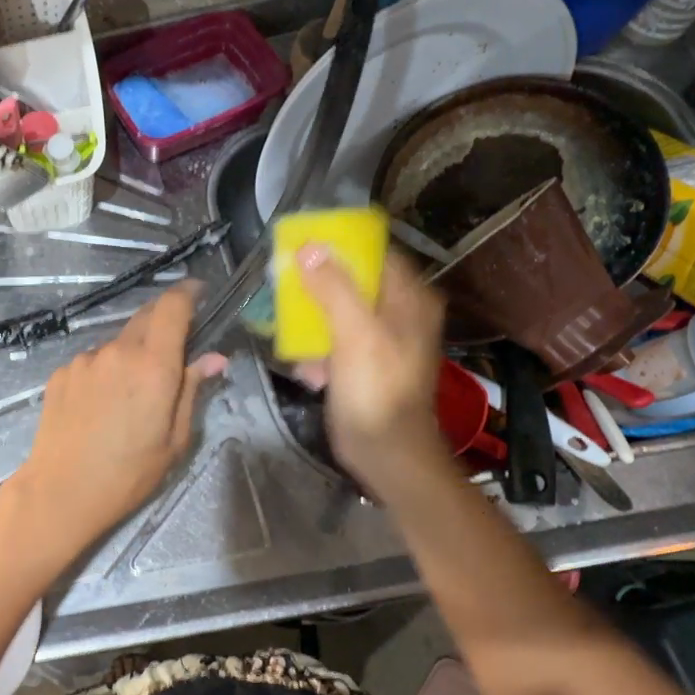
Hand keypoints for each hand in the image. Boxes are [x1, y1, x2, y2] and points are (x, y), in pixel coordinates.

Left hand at [0, 284, 227, 562]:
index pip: (173, 308)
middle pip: (145, 317)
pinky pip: (92, 362)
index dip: (188, 294)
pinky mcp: (61, 373)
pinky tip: (100, 405)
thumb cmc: (128, 473)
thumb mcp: (174, 439)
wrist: (62, 489)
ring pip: (116, 343)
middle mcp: (117, 352)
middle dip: (163, 323)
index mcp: (153, 365)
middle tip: (172, 349)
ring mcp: (84, 360)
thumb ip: (191, 390)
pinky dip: (104, 372)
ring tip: (129, 395)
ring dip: (130, 354)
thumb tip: (213, 358)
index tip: (198, 294)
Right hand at [291, 247, 450, 477]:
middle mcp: (400, 314)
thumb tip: (309, 247)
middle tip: (285, 282)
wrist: (386, 452)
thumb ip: (333, 288)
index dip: (341, 244)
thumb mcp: (355, 333)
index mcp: (409, 299)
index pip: (375, 253)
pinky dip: (317, 350)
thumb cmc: (377, 390)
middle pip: (354, 282)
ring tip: (288, 328)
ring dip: (312, 320)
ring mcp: (382, 341)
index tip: (303, 242)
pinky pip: (335, 343)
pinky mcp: (364, 365)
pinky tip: (305, 366)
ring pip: (339, 313)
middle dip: (318, 284)